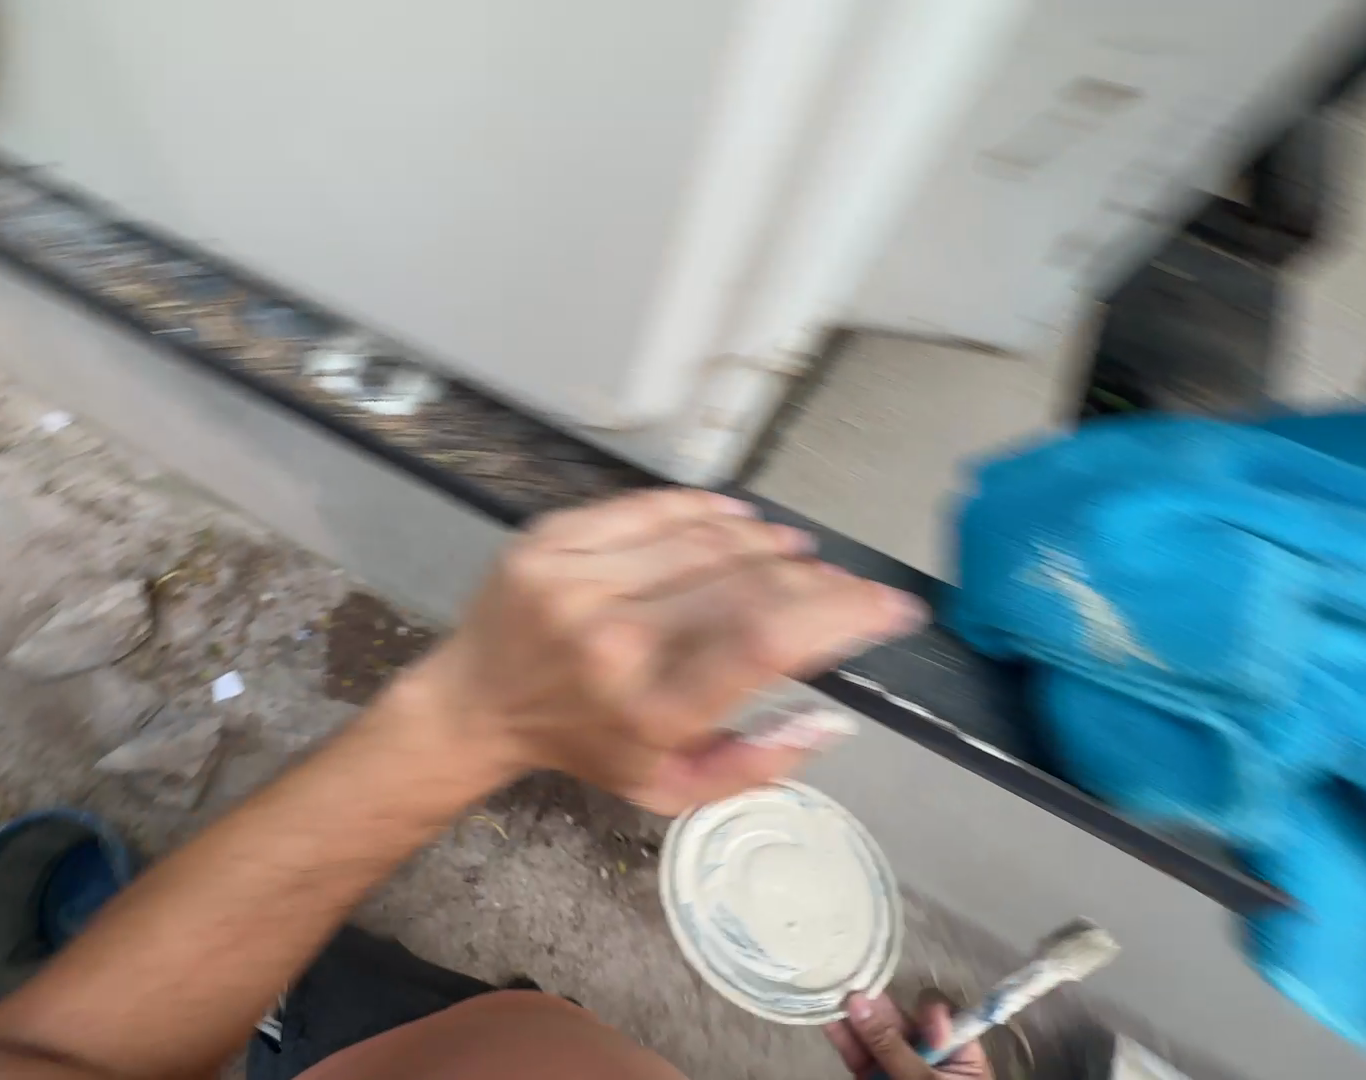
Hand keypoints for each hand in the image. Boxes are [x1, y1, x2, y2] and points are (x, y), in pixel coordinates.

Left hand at [401, 488, 927, 814]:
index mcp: (647, 708)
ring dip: (762, 539)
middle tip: (844, 580)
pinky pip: (642, 507)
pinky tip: (733, 517)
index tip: (889, 605)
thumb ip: (755, 768)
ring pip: (698, 538)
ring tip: (794, 550)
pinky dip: (700, 508)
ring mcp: (573, 579)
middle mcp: (611, 637)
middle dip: (813, 577)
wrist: (476, 701)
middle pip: (741, 582)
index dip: (841, 615)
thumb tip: (833, 718)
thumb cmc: (580, 746)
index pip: (764, 643)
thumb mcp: (666, 790)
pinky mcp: (547, 540)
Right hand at [825, 991, 992, 1079]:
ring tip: (831, 993)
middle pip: (901, 1020)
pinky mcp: (873, 1079)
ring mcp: (898, 1068)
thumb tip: (858, 1001)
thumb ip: (892, 1047)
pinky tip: (827, 1019)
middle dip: (876, 1004)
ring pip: (873, 1033)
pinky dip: (842, 1037)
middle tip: (851, 984)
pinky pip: (857, 1053)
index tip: (922, 1022)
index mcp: (960, 1057)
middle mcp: (928, 1056)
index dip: (928, 1012)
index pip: (943, 1018)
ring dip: (853, 1016)